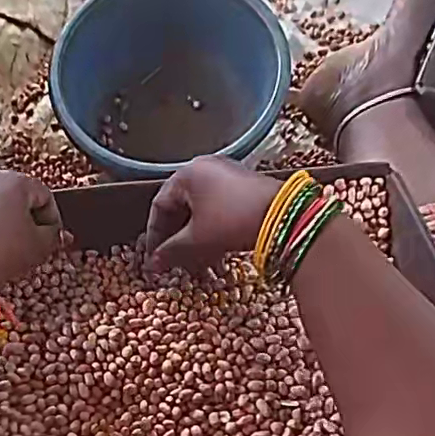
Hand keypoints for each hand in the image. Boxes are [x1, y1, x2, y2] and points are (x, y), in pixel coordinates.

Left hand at [0, 170, 62, 294]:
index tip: (55, 238)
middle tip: (36, 245)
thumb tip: (57, 234)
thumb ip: (53, 236)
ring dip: (10, 227)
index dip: (54, 220)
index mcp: (14, 180)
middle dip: (30, 222)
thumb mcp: (38, 246)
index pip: (45, 195)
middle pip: (19, 198)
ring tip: (14, 252)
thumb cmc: (2, 253)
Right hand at [138, 156, 281, 274]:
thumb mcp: (195, 240)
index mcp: (187, 174)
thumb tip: (152, 264)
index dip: (154, 235)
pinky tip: (215, 257)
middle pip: (179, 209)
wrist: (282, 215)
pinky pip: (217, 212)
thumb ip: (170, 251)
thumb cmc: (231, 221)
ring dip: (194, 242)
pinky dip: (211, 234)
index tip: (154, 257)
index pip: (159, 206)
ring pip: (199, 213)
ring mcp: (226, 177)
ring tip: (195, 266)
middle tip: (172, 262)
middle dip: (175, 241)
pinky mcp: (242, 189)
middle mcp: (205, 169)